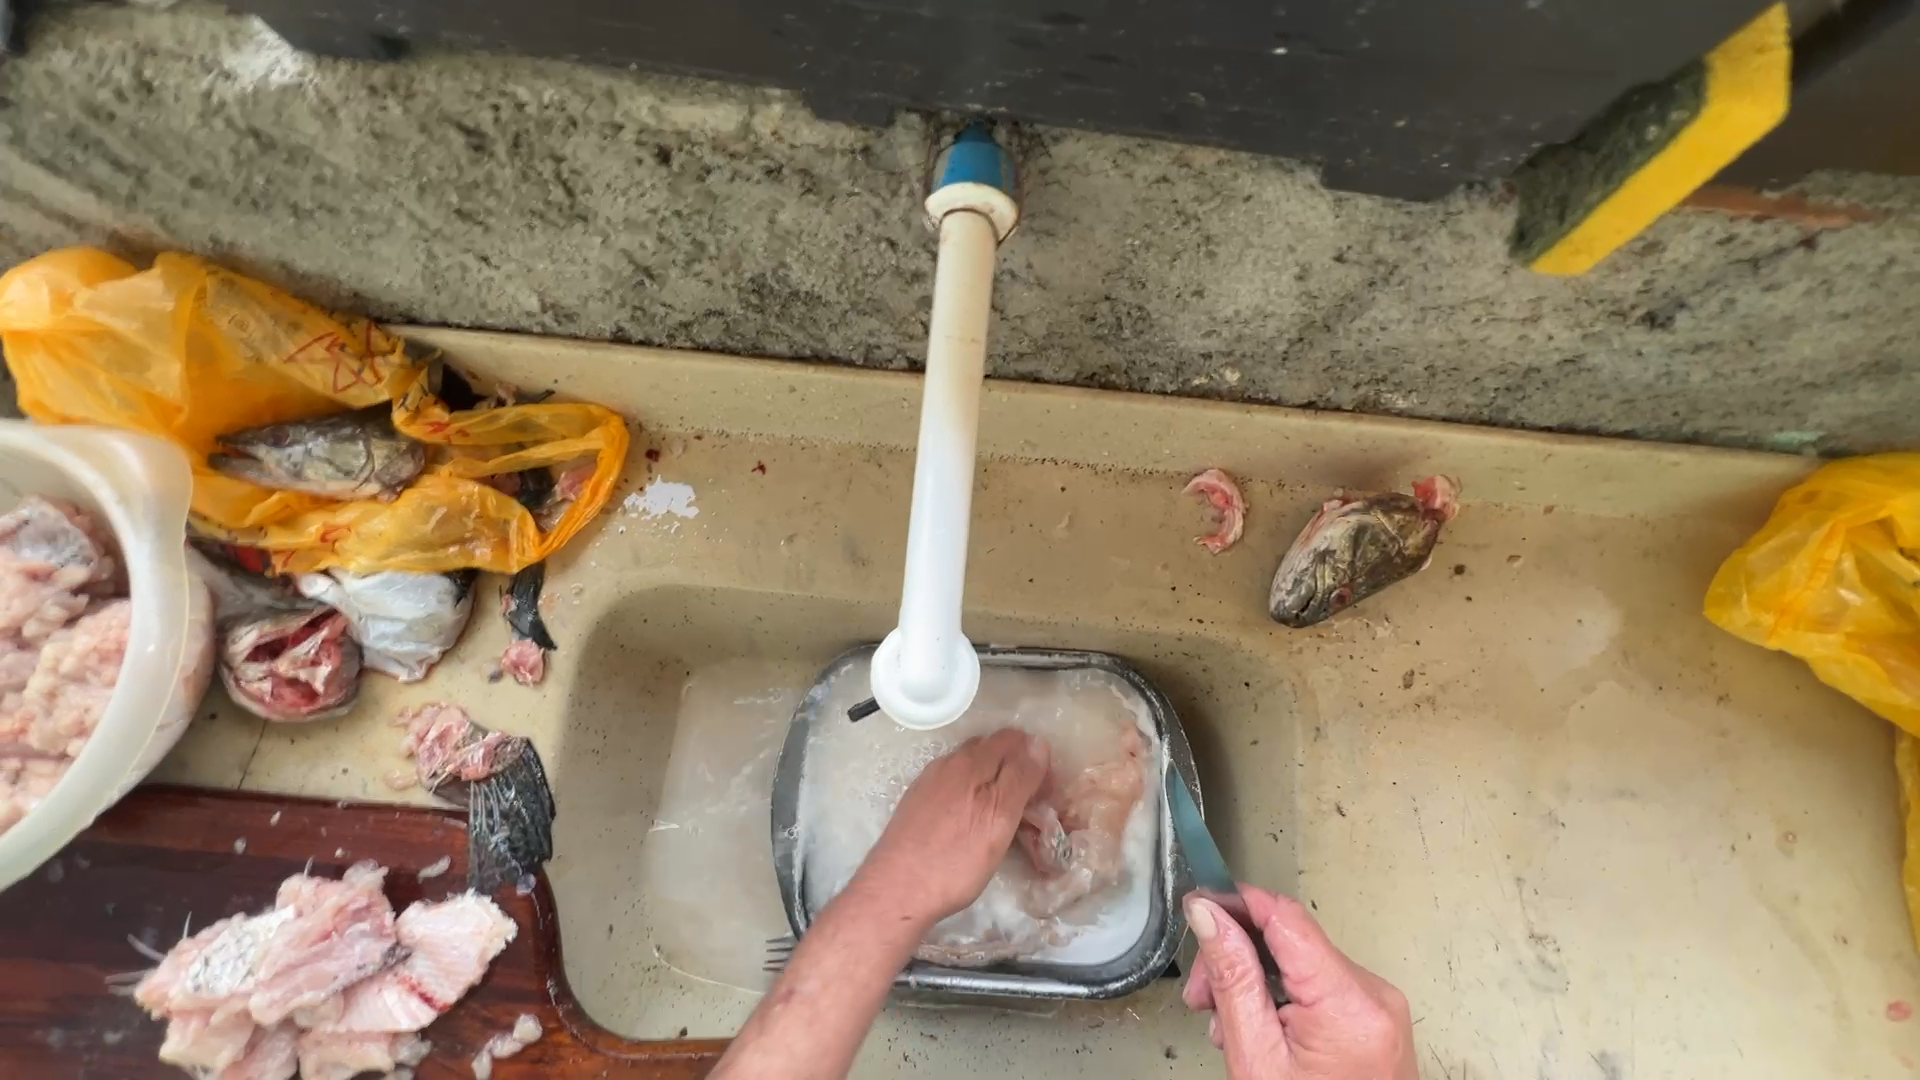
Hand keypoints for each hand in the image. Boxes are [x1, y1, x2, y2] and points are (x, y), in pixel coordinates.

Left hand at [851, 728, 1050, 926]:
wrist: (895, 890)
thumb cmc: (954, 859)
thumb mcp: (998, 820)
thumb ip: (1019, 778)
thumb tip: (1038, 742)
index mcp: (971, 762)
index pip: (1012, 739)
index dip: (1035, 757)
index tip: (1047, 790)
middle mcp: (949, 763)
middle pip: (991, 749)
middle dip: (1016, 767)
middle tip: (1032, 804)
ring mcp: (930, 781)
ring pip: (971, 767)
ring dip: (993, 780)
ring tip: (1005, 815)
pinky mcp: (918, 801)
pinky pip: (953, 784)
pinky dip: (971, 793)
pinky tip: (973, 820)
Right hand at [1183, 884, 1416, 1079]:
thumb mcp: (1256, 1057)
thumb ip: (1232, 976)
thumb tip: (1205, 910)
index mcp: (1349, 1001)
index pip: (1283, 915)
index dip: (1234, 901)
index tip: (1192, 909)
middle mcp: (1373, 992)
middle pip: (1286, 938)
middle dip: (1235, 955)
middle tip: (1199, 997)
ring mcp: (1378, 1007)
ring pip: (1296, 960)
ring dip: (1251, 978)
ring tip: (1221, 1022)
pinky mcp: (1374, 1020)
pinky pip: (1315, 984)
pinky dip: (1277, 995)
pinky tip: (1253, 1026)